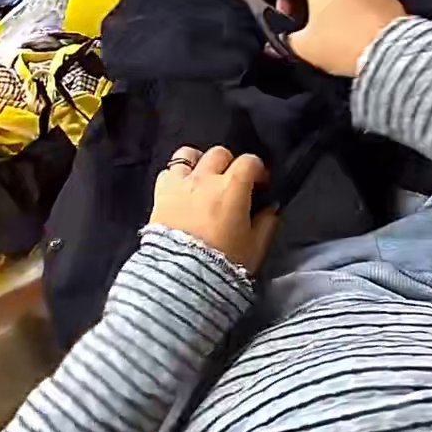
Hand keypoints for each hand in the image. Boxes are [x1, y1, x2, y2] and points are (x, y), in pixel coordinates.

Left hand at [150, 146, 279, 271]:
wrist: (181, 278)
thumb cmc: (224, 263)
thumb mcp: (256, 247)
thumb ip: (267, 223)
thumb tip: (271, 209)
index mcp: (233, 187)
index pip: (250, 161)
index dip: (258, 170)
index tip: (261, 185)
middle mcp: (205, 178)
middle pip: (219, 153)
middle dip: (229, 164)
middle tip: (232, 183)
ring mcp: (180, 184)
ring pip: (188, 154)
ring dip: (198, 162)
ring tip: (202, 178)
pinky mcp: (160, 195)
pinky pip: (166, 172)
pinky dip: (176, 177)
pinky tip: (182, 190)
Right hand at [282, 0, 407, 76]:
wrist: (390, 53)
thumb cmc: (345, 43)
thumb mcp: (305, 47)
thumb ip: (289, 38)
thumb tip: (288, 40)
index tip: (289, 11)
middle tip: (310, 23)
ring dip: (336, 2)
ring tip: (335, 29)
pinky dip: (357, 8)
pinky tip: (355, 30)